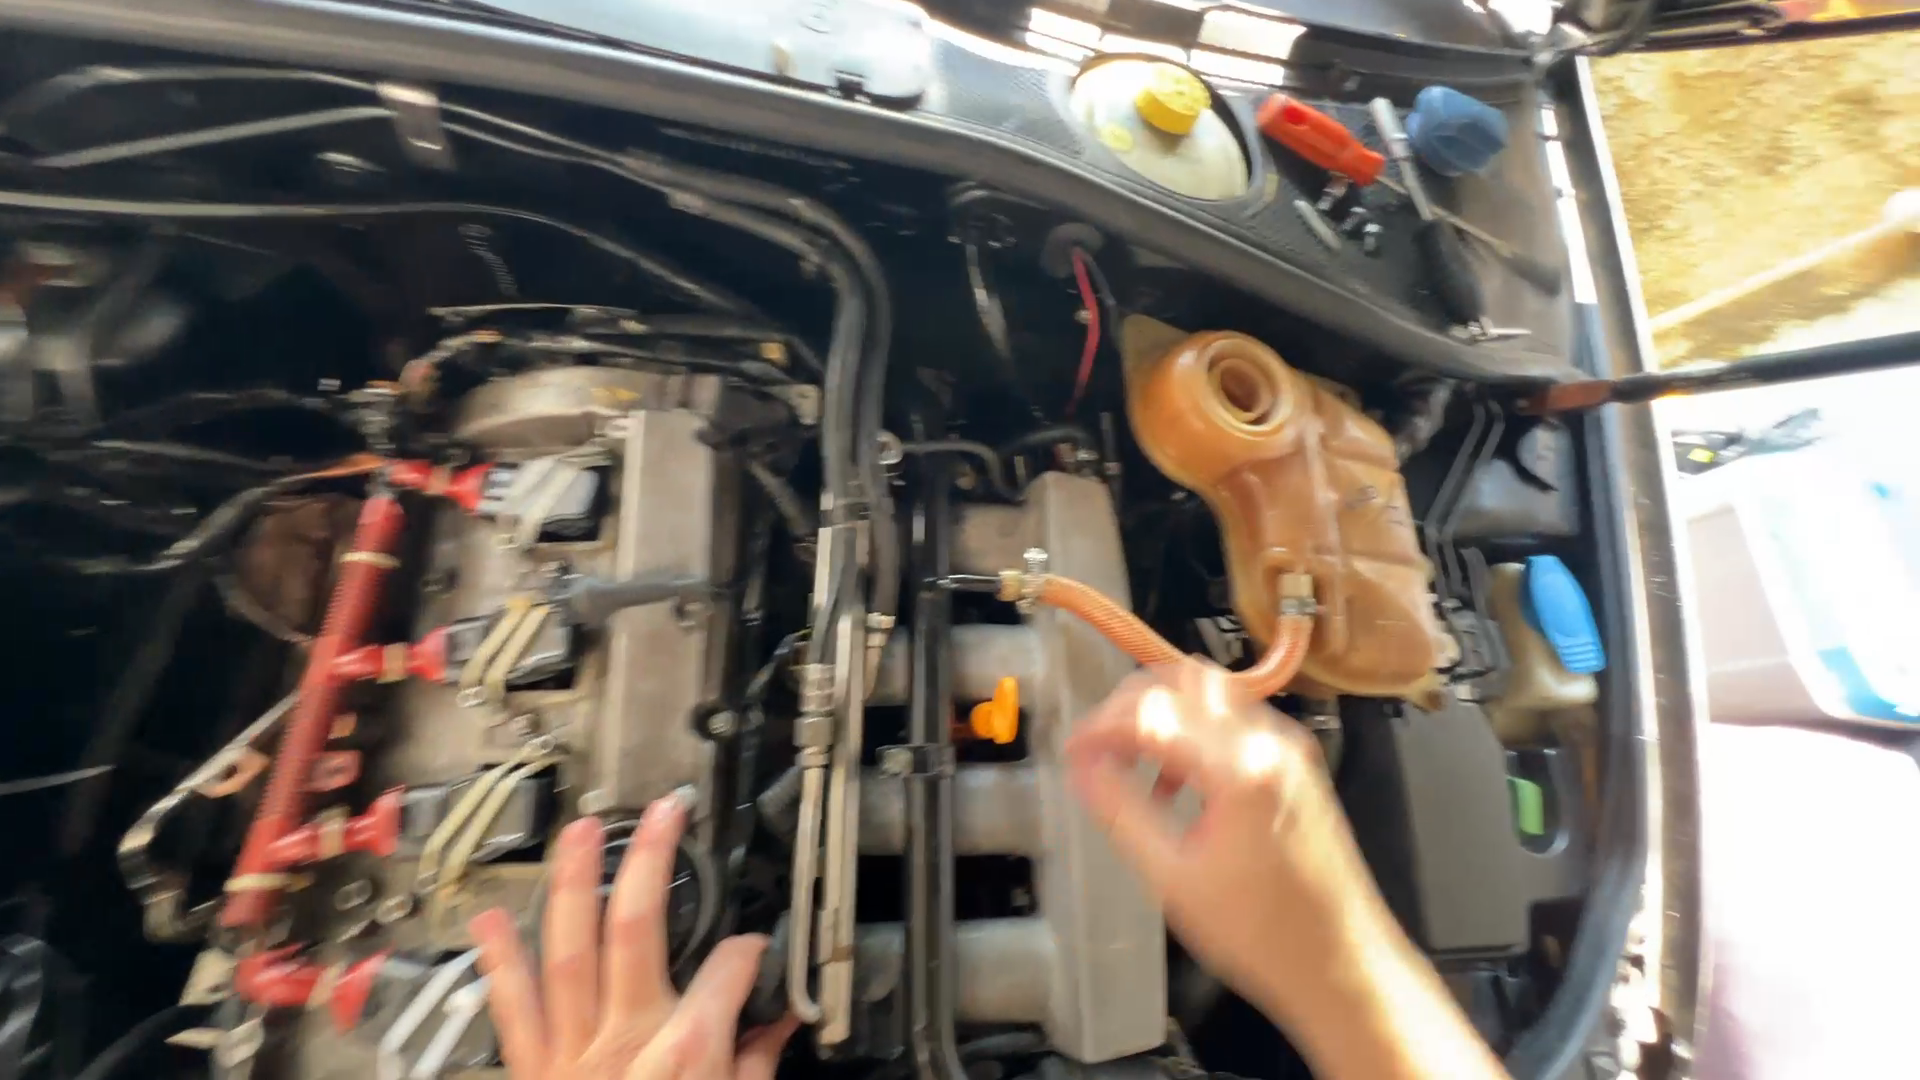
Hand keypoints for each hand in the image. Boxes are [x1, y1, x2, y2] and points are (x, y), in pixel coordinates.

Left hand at [470, 797, 798, 1079]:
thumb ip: (758, 1061)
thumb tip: (783, 1018)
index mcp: (687, 1051)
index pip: (734, 964)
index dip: (755, 947)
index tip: (760, 946)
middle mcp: (625, 1042)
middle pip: (637, 927)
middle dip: (653, 860)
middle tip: (664, 810)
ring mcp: (571, 1056)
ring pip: (567, 953)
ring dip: (573, 885)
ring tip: (581, 830)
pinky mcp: (535, 1077)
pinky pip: (511, 1014)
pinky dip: (499, 964)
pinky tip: (490, 919)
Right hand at [1066, 662, 1509, 1079]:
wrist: (1347, 967)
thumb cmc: (1263, 936)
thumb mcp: (1173, 879)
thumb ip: (1120, 812)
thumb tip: (1081, 766)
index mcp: (1240, 770)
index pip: (1151, 713)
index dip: (1100, 726)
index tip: (1073, 750)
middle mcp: (1269, 741)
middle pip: (1181, 680)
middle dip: (1128, 705)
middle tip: (1098, 744)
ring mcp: (1287, 744)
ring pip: (1205, 690)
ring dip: (1160, 714)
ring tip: (1132, 762)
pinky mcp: (1293, 757)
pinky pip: (1229, 717)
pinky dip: (1189, 730)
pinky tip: (1173, 781)